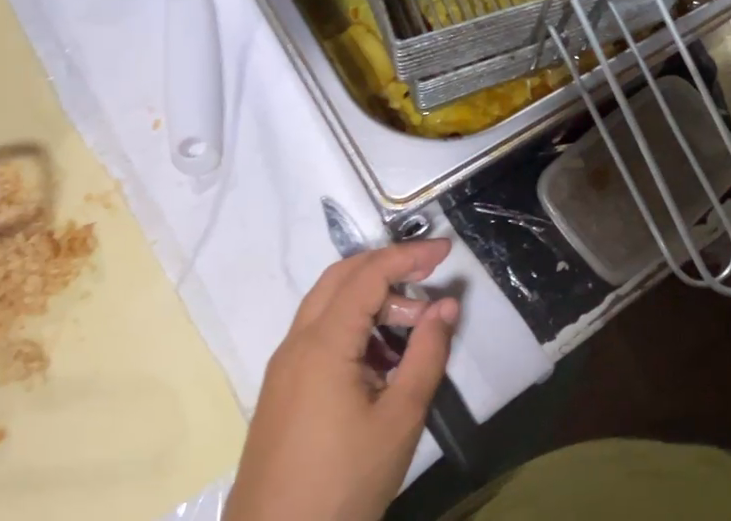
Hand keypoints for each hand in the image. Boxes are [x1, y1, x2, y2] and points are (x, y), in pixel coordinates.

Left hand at [226, 241, 459, 520]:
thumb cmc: (344, 480)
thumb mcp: (401, 417)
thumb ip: (427, 353)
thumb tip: (446, 305)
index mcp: (323, 346)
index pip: (368, 275)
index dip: (409, 255)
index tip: (448, 251)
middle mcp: (296, 346)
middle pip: (340, 278)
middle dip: (388, 264)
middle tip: (432, 269)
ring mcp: (284, 370)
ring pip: (327, 305)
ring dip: (372, 296)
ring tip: (416, 321)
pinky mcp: (283, 392)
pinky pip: (319, 334)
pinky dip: (355, 322)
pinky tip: (384, 352)